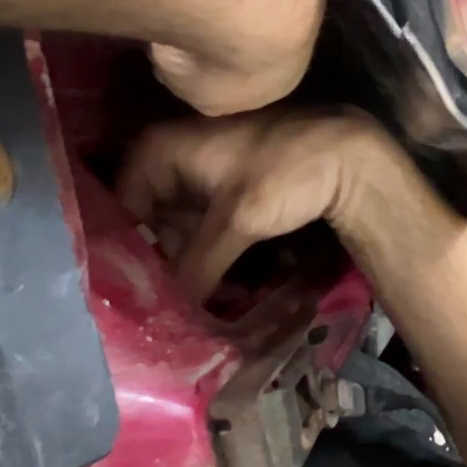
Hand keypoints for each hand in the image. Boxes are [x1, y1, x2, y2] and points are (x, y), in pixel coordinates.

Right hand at [116, 109, 426, 300]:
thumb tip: (164, 318)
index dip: (118, 250)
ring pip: (169, 227)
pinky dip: (196, 256)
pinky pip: (194, 228)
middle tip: (143, 310)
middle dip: (148, 262)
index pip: (118, 207)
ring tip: (165, 309)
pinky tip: (193, 292)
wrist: (348, 153)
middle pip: (142, 219)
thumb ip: (195, 268)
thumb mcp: (238, 221)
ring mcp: (196, 176)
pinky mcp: (220, 194)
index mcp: (159, 148)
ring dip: (173, 264)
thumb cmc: (287, 172)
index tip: (120, 296)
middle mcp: (169, 157)